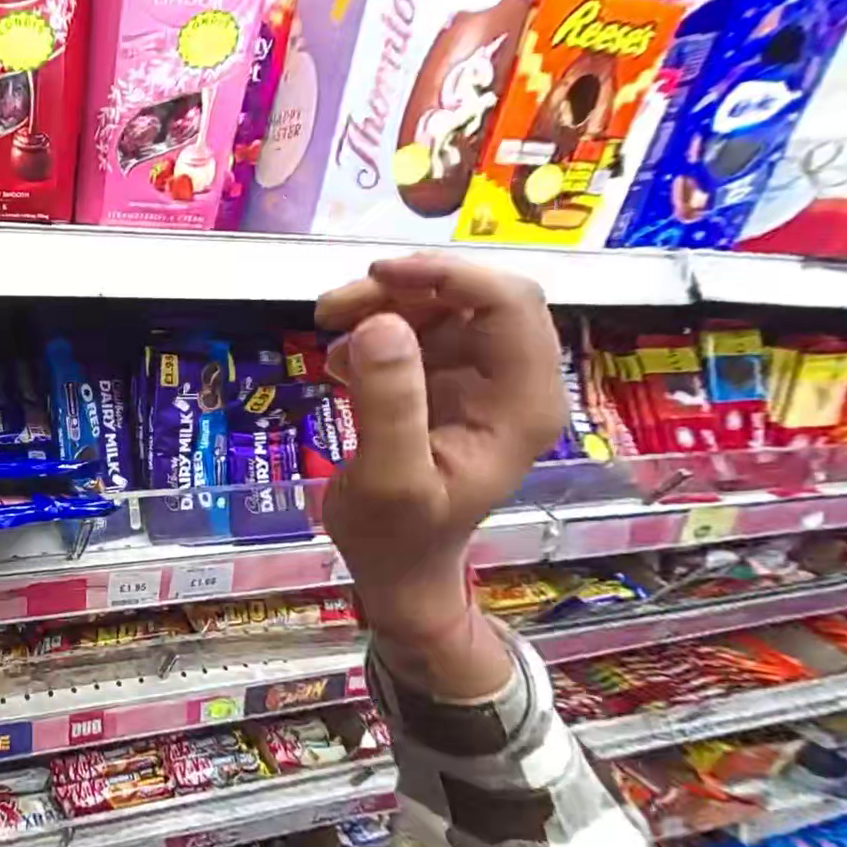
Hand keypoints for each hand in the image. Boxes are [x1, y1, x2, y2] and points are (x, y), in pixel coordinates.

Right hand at [317, 256, 564, 694]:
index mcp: (521, 404)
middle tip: (332, 309)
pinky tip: (338, 366)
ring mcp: (475, 384)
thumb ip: (390, 405)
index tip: (377, 276)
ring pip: (437, 311)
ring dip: (379, 309)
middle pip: (470, 300)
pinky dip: (373, 336)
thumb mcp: (388, 480)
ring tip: (325, 330)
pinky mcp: (442, 388)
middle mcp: (509, 383)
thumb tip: (380, 323)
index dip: (448, 276)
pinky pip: (413, 337)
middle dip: (401, 291)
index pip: (508, 304)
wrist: (393, 570)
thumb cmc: (395, 538)